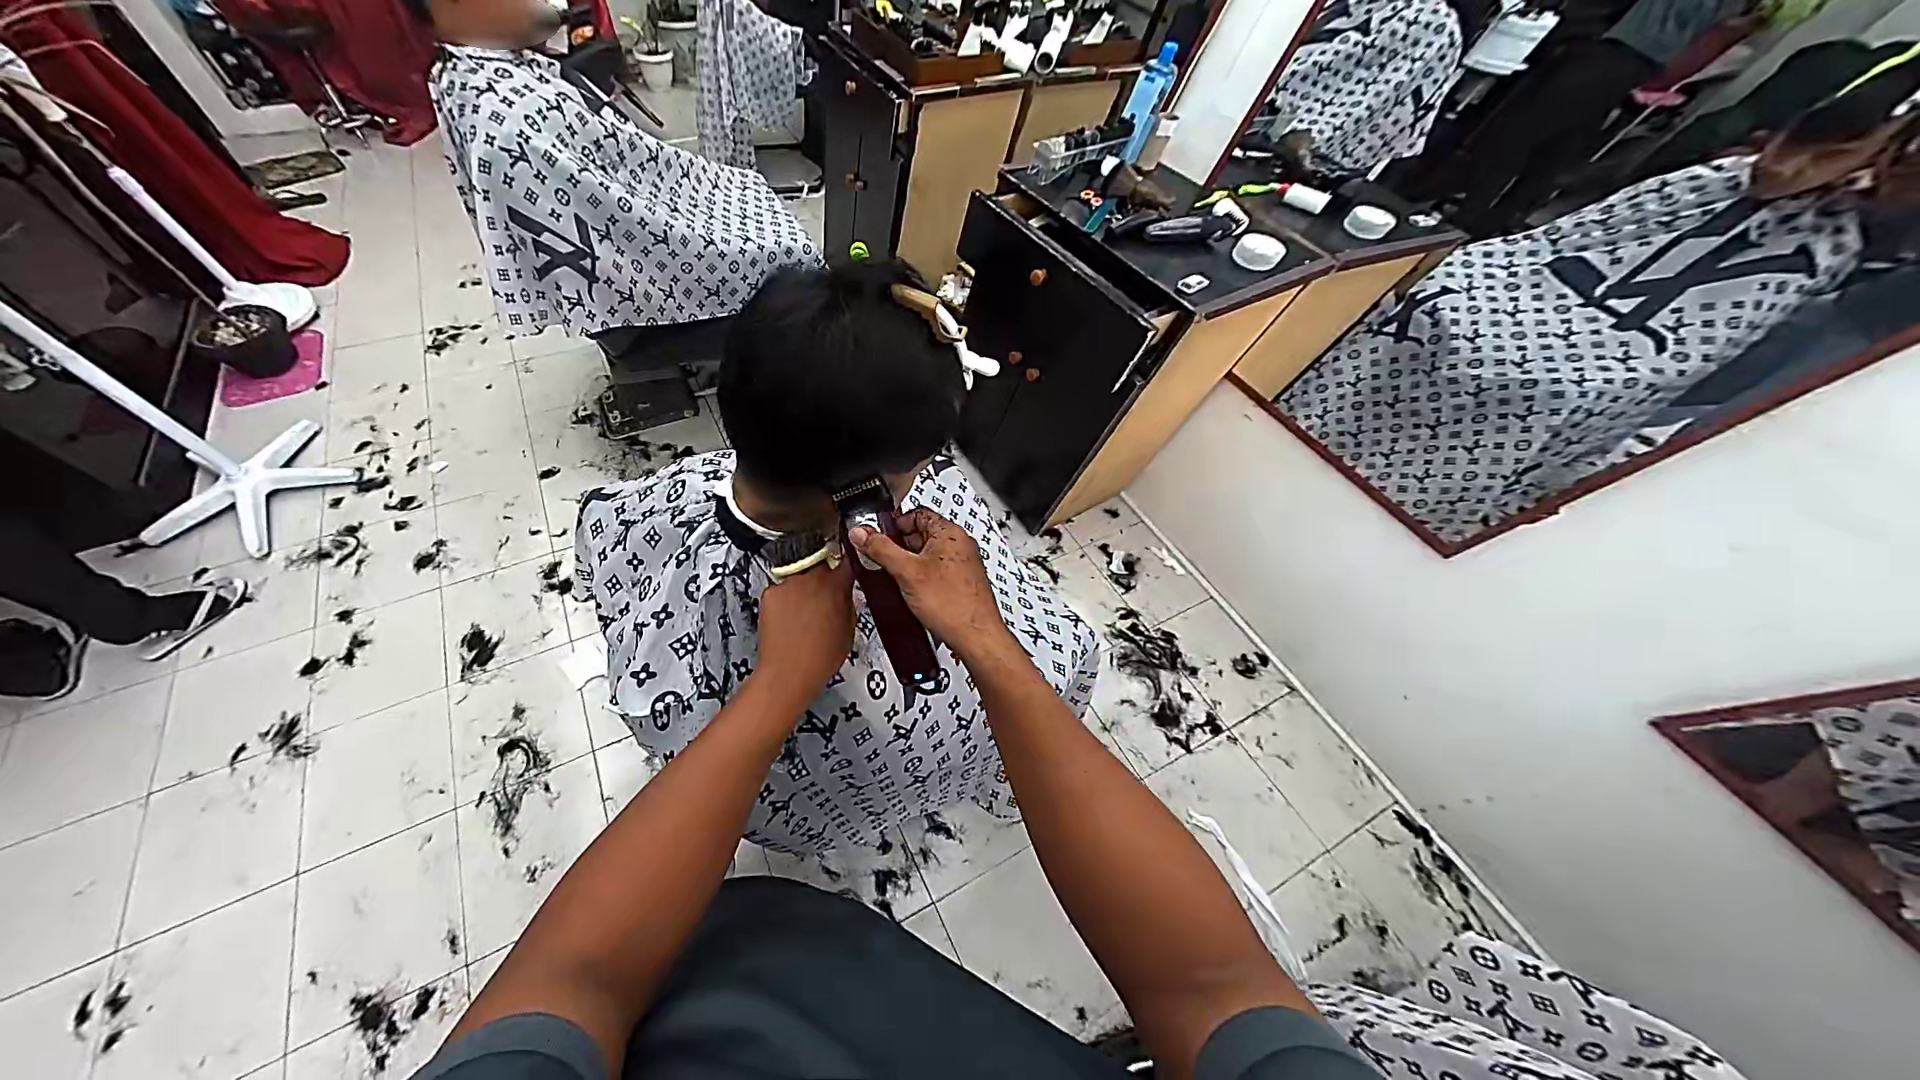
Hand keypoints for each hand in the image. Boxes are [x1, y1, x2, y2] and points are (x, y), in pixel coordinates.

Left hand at [754, 555, 853, 707]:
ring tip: (802, 616)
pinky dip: (783, 601)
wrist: (789, 671)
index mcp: (837, 586)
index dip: (847, 563)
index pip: (847, 561)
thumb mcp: (849, 630)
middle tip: (821, 600)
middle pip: (820, 567)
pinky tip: (788, 620)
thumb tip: (846, 595)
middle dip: (822, 580)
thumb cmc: (820, 657)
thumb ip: (849, 604)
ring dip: (801, 591)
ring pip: (798, 578)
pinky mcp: (770, 593)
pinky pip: (780, 590)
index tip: (846, 565)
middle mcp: (813, 579)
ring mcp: (790, 584)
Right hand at [848, 508, 1018, 664]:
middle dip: (898, 545)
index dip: (893, 523)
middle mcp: (959, 544)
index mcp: (950, 532)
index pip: (916, 513)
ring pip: (926, 554)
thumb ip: (881, 549)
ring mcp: (962, 563)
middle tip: (882, 558)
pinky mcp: (960, 581)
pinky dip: (919, 576)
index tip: (877, 535)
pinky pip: (934, 570)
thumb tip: (862, 534)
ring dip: (908, 563)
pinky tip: (911, 591)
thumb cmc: (954, 605)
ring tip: (896, 577)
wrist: (975, 636)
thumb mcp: (906, 572)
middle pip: (919, 533)